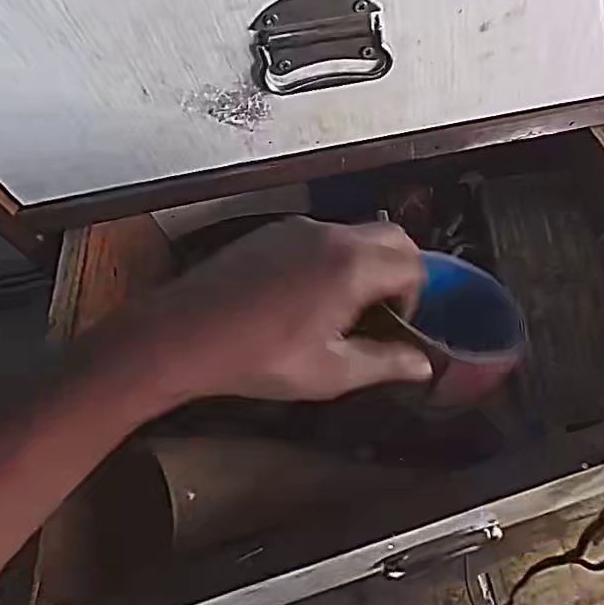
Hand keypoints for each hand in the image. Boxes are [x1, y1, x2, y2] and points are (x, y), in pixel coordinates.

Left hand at [114, 218, 433, 402]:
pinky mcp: (273, 233)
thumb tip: (422, 365)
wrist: (181, 335)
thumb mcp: (329, 373)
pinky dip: (336, 257)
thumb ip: (384, 363)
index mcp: (350, 268)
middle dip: (401, 271)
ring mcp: (299, 230)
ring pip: (358, 233)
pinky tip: (311, 294)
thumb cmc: (254, 358)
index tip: (395, 323)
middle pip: (394, 238)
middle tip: (383, 309)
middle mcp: (329, 237)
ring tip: (345, 306)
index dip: (415, 297)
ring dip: (368, 263)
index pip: (413, 265)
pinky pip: (324, 236)